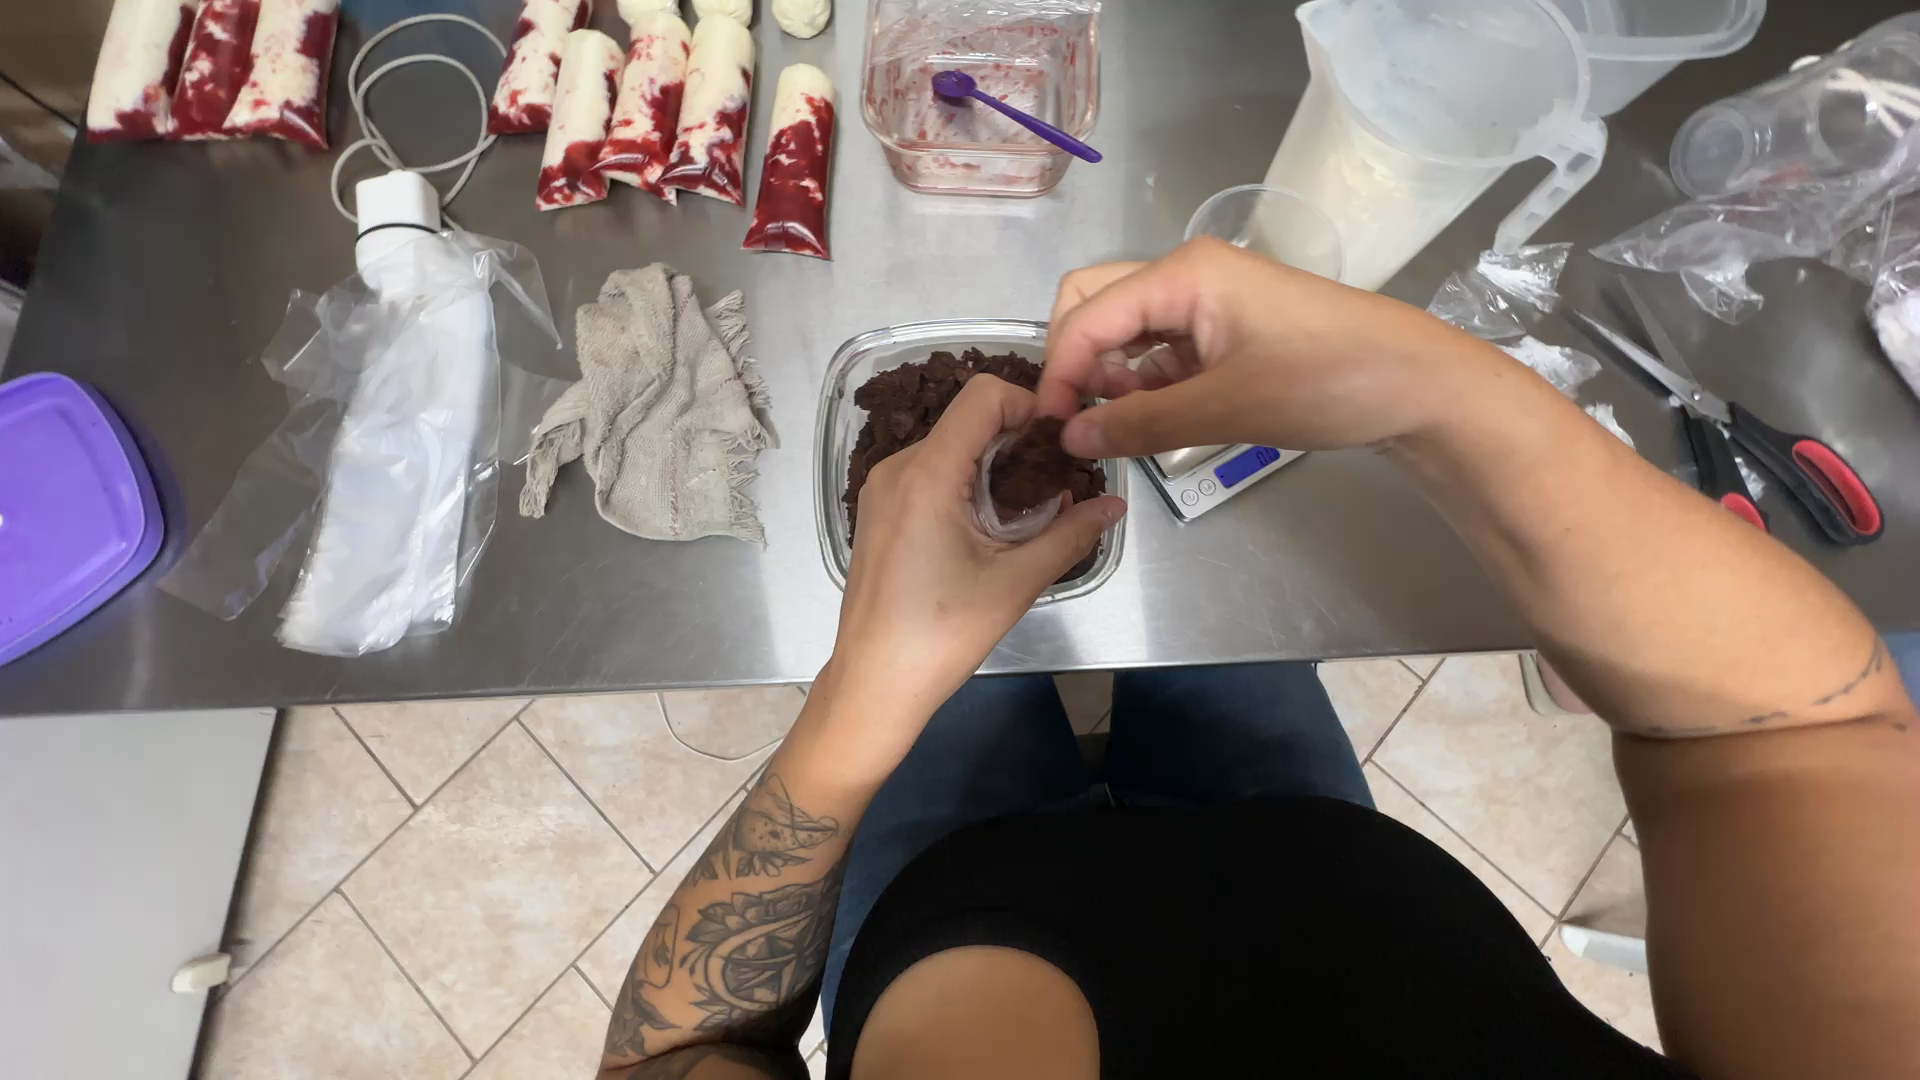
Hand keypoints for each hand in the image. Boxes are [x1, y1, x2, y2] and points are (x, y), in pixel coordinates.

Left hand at [827, 374, 1126, 742]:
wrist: (874, 682)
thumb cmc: (942, 634)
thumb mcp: (1016, 582)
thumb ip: (1070, 534)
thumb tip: (1115, 506)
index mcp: (927, 474)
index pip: (984, 395)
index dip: (1029, 407)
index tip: (1056, 448)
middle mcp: (896, 468)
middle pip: (967, 422)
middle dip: (1016, 446)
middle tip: (1050, 492)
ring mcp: (880, 490)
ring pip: (948, 449)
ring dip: (991, 470)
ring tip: (1020, 520)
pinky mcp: (877, 512)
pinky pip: (928, 476)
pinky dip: (963, 487)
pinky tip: (983, 533)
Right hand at [1039, 237, 1505, 458]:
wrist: (1417, 387)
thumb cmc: (1327, 381)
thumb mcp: (1225, 408)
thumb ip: (1139, 424)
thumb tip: (1070, 441)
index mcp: (1182, 275)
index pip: (1087, 317)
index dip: (1060, 372)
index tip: (1053, 430)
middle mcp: (1184, 277)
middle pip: (1093, 306)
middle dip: (1074, 362)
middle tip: (1077, 419)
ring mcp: (1203, 304)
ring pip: (1122, 332)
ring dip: (1106, 377)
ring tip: (1117, 427)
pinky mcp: (1219, 332)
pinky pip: (1155, 353)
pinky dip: (1139, 385)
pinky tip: (1148, 419)